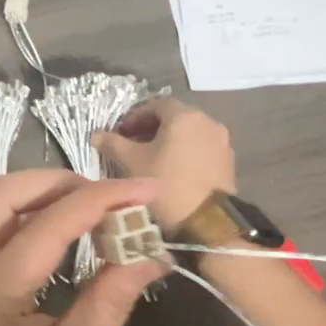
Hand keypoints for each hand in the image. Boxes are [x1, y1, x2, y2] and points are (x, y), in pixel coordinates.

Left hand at [0, 171, 168, 325]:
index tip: (147, 189)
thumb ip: (111, 298)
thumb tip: (152, 252)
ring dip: (42, 196)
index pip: (47, 225)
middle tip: (110, 196)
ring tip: (96, 207)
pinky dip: (33, 218)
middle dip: (56, 183)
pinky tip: (71, 230)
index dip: (100, 200)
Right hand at [92, 98, 235, 227]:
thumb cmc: (164, 183)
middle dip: (151, 128)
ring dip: (169, 140)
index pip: (156, 104)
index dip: (135, 116)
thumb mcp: (130, 162)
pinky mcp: (228, 160)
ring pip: (189, 132)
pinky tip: (172, 170)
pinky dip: (185, 151)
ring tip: (152, 160)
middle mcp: (207, 121)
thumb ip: (112, 144)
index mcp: (184, 116)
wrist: (204, 221)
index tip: (121, 134)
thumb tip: (96, 135)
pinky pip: (201, 147)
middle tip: (133, 146)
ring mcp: (221, 141)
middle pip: (174, 117)